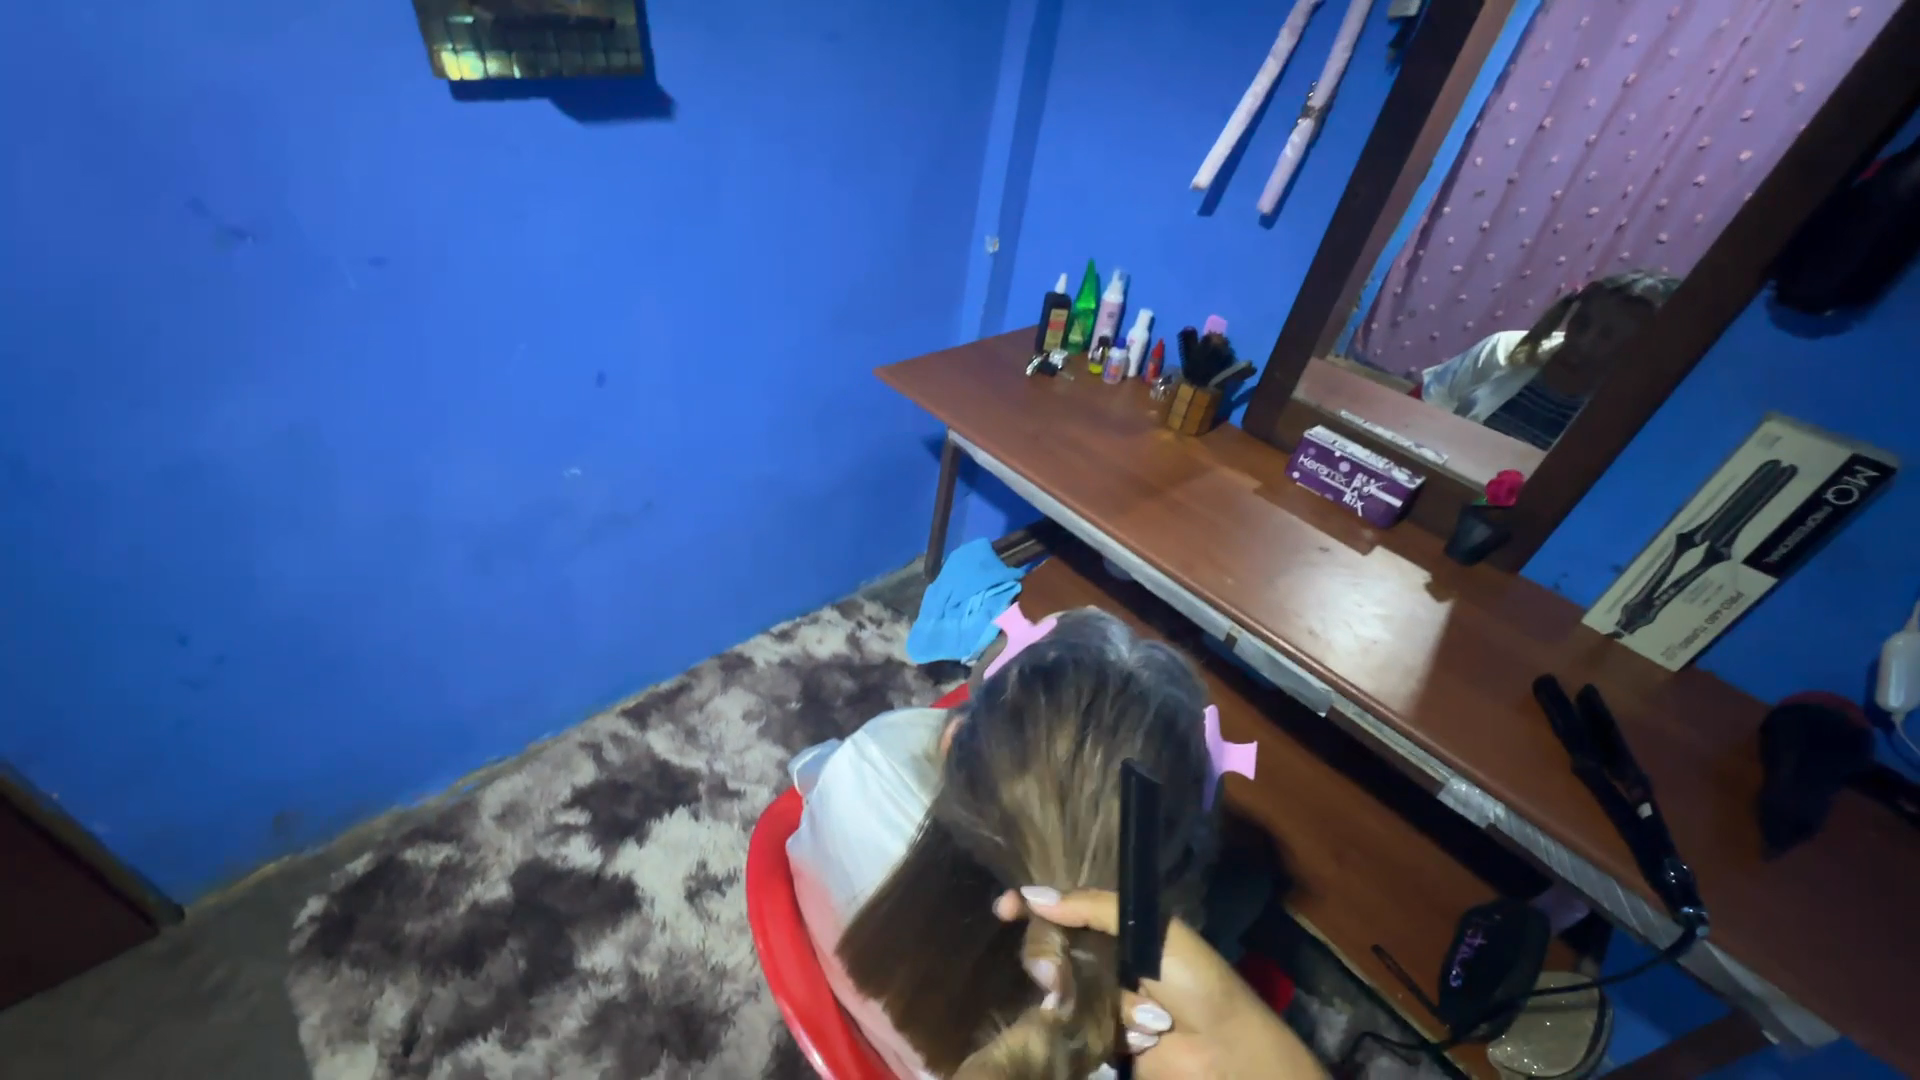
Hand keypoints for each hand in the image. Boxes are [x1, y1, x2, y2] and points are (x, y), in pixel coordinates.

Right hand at [995, 887, 1325, 1079]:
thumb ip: (1092, 907)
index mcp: (1118, 928)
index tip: (1004, 909)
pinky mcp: (1099, 1042)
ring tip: (1100, 1006)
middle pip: (1051, 948)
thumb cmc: (1195, 982)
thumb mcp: (1151, 929)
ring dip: (1070, 995)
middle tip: (1053, 974)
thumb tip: (1032, 894)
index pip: (1062, 908)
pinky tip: (1110, 1032)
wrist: (1228, 1055)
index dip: (1031, 906)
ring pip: (1058, 988)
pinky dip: (1085, 1027)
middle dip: (1047, 955)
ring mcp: (1099, 1002)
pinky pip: (1071, 1027)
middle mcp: (1103, 961)